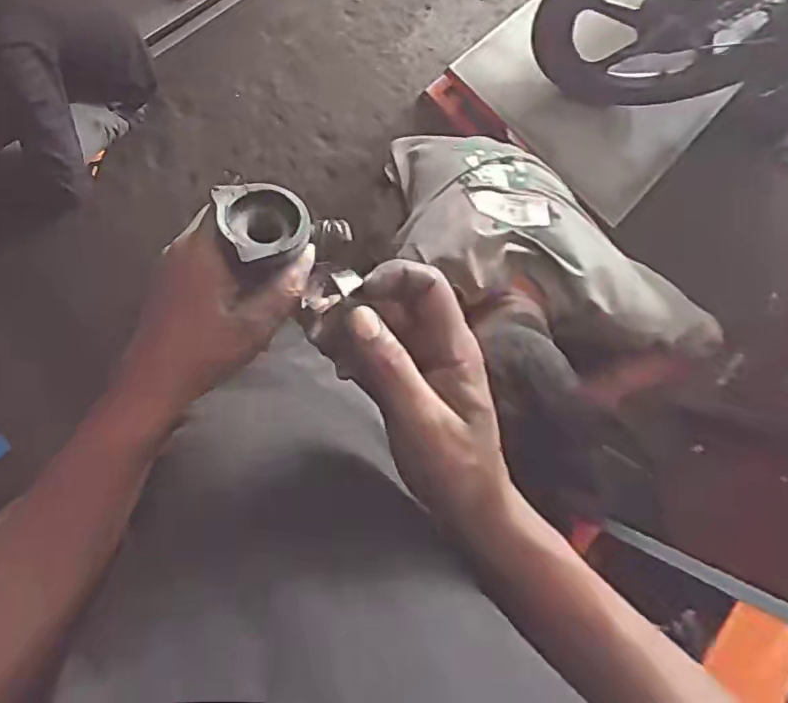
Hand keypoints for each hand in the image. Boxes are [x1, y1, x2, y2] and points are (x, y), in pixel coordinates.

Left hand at [118, 212, 313, 414]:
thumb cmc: (203, 352)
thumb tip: (308, 255)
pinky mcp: (164, 278)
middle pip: (219, 219)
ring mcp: (168, 261)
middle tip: (280, 247)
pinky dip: (219, 259)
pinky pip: (196, 254)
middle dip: (250, 229)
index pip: (229, 205)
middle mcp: (180, 246)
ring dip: (234, 246)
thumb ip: (284, 289)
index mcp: (200, 247)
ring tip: (264, 264)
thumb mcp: (255, 326)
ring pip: (208, 238)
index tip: (284, 223)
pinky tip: (237, 282)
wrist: (152, 382)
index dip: (259, 209)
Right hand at [329, 260, 513, 540]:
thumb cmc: (456, 468)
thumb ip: (390, 366)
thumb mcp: (422, 419)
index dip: (391, 276)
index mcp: (453, 344)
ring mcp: (414, 359)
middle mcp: (433, 343)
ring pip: (376, 322)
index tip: (354, 293)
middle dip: (356, 301)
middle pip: (393, 299)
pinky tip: (334, 363)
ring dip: (345, 325)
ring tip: (320, 341)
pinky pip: (368, 347)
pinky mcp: (396, 376)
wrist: (467, 511)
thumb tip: (357, 315)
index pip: (427, 285)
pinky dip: (347, 348)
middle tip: (321, 319)